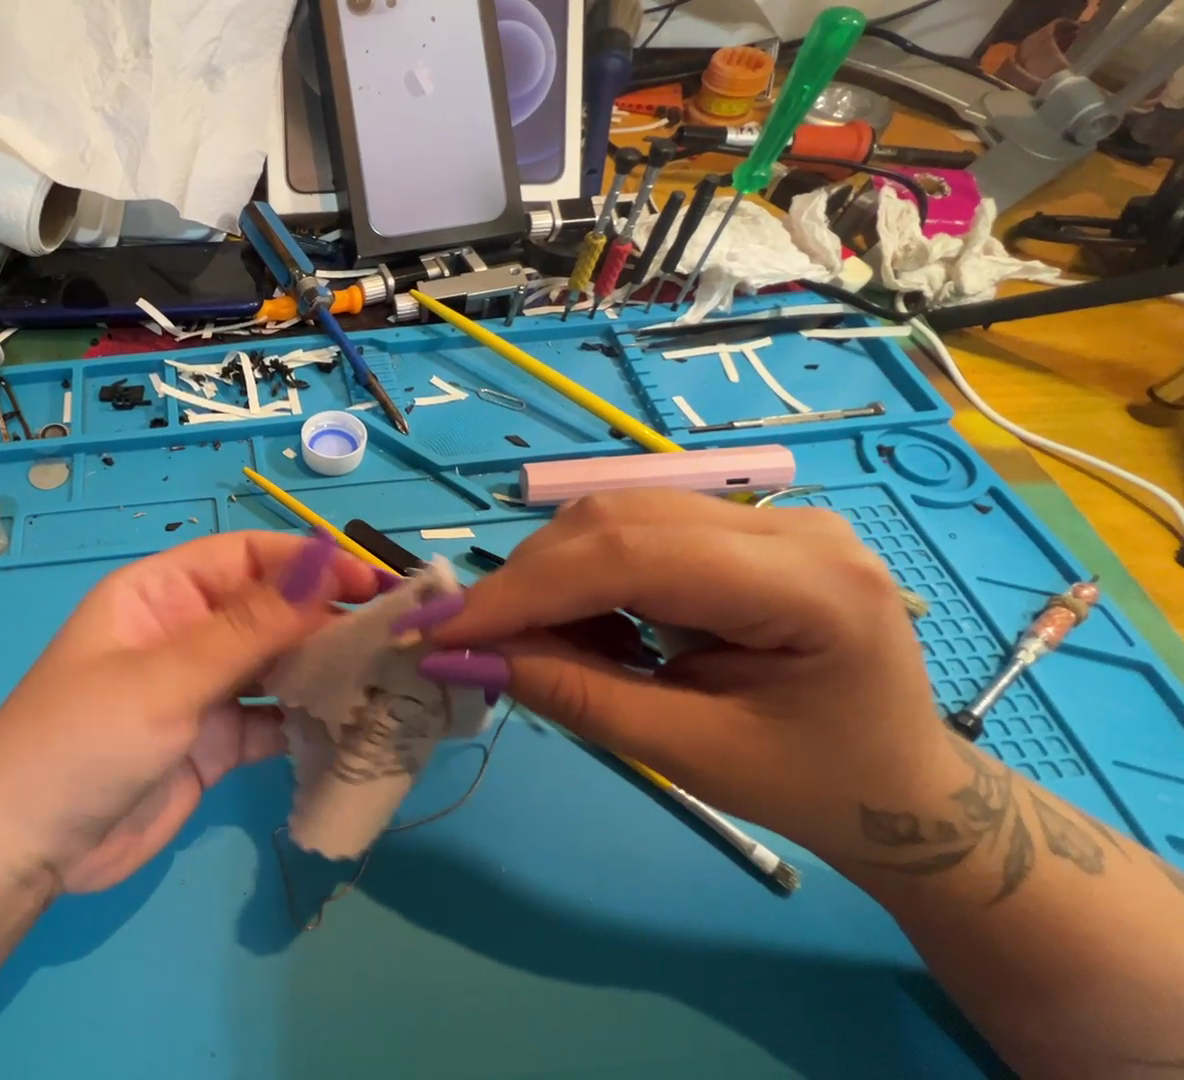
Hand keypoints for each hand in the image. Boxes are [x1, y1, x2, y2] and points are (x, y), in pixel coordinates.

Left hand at [0, 531, 379, 894]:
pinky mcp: (211, 744)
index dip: (308, 563)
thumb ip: (247, 629)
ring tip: (387, 678)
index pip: (245, 560)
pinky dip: (305, 723)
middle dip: (326, 620)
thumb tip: (321, 562)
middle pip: (267, 612)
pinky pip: (269, 722)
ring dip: (322, 672)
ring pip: (274, 668)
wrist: (28, 851)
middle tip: (397, 636)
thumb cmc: (81, 742)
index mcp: (158, 596)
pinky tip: (349, 728)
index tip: (372, 581)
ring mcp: (198, 692)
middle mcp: (182, 635)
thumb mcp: (163, 679)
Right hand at [422, 489, 958, 860]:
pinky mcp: (742, 530)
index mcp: (807, 586)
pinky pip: (634, 532)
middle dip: (526, 580)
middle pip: (616, 520)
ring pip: (615, 515)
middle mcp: (790, 526)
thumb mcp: (686, 753)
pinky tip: (580, 625)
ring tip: (526, 640)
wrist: (904, 791)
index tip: (441, 629)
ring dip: (548, 575)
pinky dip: (581, 575)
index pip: (632, 556)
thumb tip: (464, 656)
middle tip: (465, 637)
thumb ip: (573, 694)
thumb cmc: (812, 785)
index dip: (523, 589)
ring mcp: (769, 519)